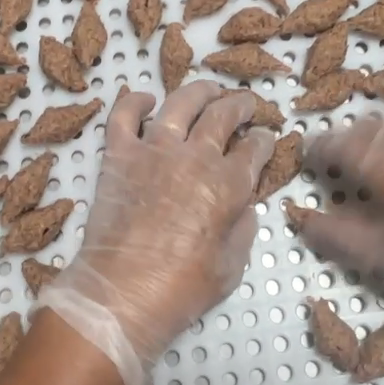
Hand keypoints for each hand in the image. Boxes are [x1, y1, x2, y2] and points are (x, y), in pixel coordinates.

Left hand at [39, 83, 276, 384]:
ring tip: (210, 89)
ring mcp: (154, 151)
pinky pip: (124, 116)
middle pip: (223, 115)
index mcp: (228, 185)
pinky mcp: (119, 155)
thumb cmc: (182, 290)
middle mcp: (195, 157)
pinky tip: (146, 99)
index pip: (255, 149)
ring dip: (201, 91)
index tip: (264, 140)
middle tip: (245, 104)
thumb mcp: (232, 267)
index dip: (264, 141)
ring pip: (182, 103)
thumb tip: (244, 205)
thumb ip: (242, 228)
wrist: (121, 295)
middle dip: (240, 105)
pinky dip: (134, 101)